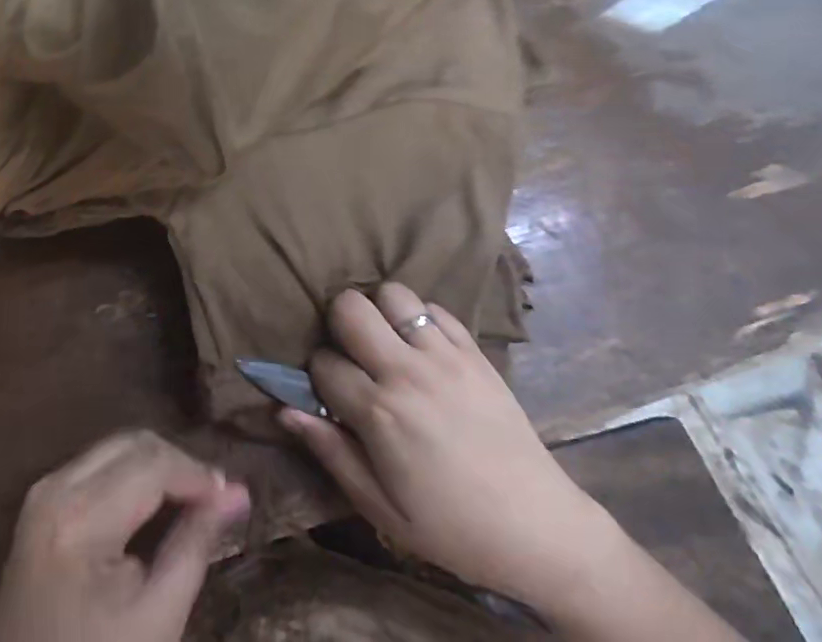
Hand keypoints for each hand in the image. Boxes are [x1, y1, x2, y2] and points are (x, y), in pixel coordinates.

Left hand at [0, 429, 250, 641]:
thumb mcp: (158, 614)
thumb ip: (196, 543)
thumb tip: (237, 491)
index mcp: (79, 518)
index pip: (153, 463)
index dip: (198, 473)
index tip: (231, 494)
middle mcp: (55, 488)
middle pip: (134, 444)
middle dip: (178, 464)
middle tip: (213, 498)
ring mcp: (43, 491)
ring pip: (117, 446)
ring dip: (157, 464)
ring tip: (190, 498)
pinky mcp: (40, 500)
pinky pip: (97, 462)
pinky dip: (132, 471)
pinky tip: (154, 499)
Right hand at [280, 284, 617, 605]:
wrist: (537, 527)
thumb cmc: (450, 526)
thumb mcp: (380, 507)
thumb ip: (331, 452)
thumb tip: (285, 411)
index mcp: (379, 413)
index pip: (323, 363)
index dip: (317, 375)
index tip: (329, 393)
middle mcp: (408, 372)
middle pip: (350, 308)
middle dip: (338, 324)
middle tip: (350, 353)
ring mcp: (446, 356)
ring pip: (394, 294)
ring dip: (380, 311)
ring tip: (385, 342)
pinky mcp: (476, 352)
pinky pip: (437, 310)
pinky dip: (421, 318)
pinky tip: (422, 347)